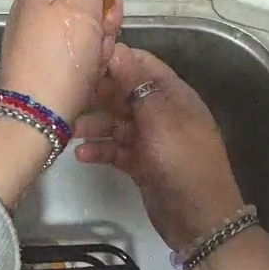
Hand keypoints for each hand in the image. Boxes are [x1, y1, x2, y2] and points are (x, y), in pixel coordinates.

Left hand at [0, 0, 121, 123]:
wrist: (38, 114)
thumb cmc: (60, 57)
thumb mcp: (79, 8)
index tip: (110, 16)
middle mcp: (32, 15)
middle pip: (84, 13)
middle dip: (100, 30)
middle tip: (100, 46)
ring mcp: (37, 43)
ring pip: (84, 39)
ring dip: (97, 52)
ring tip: (92, 67)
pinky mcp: (43, 68)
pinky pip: (74, 61)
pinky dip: (85, 70)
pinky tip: (86, 80)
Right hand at [75, 45, 244, 251]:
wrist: (200, 221)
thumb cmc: (183, 162)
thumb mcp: (160, 120)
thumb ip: (137, 85)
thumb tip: (118, 49)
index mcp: (174, 96)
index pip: (143, 65)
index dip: (117, 58)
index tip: (84, 57)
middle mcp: (162, 113)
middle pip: (126, 93)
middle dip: (99, 93)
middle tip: (68, 93)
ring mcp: (152, 139)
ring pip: (117, 122)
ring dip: (95, 124)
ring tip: (70, 129)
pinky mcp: (142, 163)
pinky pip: (116, 149)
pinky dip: (100, 150)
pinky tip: (81, 154)